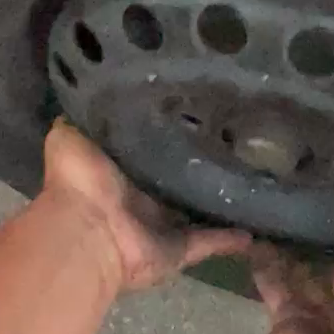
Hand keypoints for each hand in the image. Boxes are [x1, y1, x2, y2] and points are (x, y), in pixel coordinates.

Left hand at [40, 118, 251, 292]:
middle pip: (181, 176)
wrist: (86, 231)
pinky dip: (233, 237)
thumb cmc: (80, 178)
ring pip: (200, 209)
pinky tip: (260, 223)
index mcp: (123, 166)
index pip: (154, 144)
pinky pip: (211, 241)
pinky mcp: (177, 249)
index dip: (175, 131)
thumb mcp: (73, 132)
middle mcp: (144, 194)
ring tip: (260, 177)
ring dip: (224, 199)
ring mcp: (162, 224)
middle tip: (243, 139)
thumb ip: (88, 115)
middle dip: (205, 161)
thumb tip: (97, 85)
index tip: (204, 109)